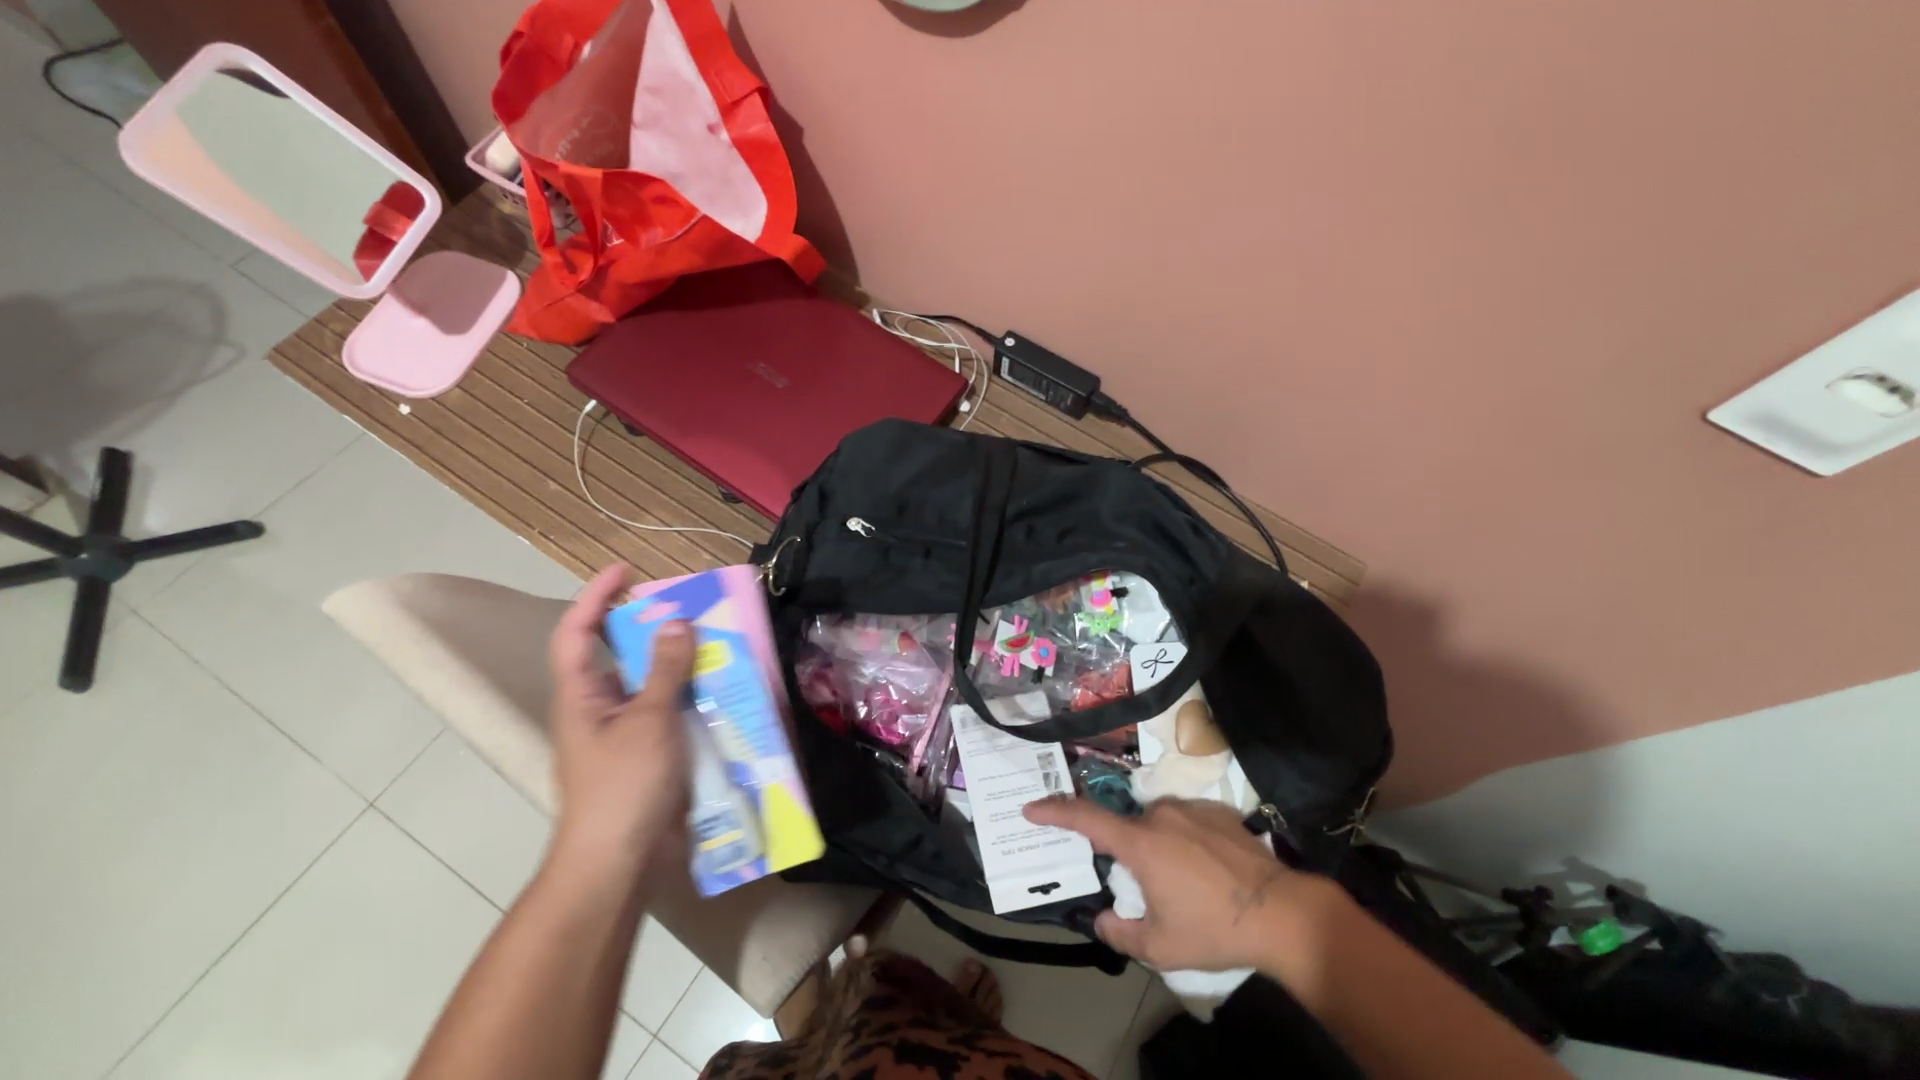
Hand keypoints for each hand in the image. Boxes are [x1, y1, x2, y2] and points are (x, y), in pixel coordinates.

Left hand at [546, 564, 694, 881]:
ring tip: (721, 649)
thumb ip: (665, 670)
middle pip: (621, 658)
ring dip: (682, 670)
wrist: (618, 863)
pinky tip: (727, 698)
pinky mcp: (650, 761)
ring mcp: (625, 738)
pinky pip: (672, 719)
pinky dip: (694, 704)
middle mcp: (599, 710)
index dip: (596, 597)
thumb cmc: (623, 786)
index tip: (627, 571)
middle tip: (694, 612)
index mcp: (581, 696)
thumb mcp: (648, 720)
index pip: (578, 633)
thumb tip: (677, 623)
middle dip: (654, 633)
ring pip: (652, 689)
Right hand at [1025, 797, 1330, 972]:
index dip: (1054, 812)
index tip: (1031, 808)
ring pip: (1160, 824)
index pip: (1085, 819)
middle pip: (1128, 829)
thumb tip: (1103, 919)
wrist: (1284, 914)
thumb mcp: (1160, 946)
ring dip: (1159, 847)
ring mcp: (1194, 809)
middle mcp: (1162, 815)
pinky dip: (1187, 841)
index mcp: (1140, 843)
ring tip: (1185, 885)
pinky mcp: (1221, 812)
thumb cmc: (1215, 929)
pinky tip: (1208, 872)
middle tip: (1146, 890)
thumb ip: (1120, 933)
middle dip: (1128, 855)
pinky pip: (1190, 821)